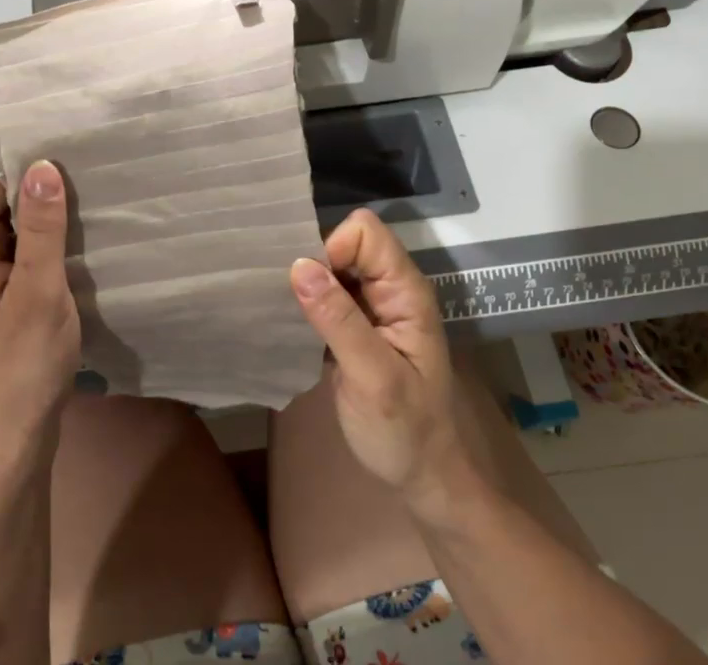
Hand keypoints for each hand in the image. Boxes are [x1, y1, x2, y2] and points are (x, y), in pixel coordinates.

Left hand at [0, 159, 80, 474]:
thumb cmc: (23, 366)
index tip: (66, 129)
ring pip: (13, 220)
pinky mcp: (3, 289)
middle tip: (89, 149)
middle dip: (37, 174)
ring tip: (94, 176)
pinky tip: (83, 223)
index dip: (21, 152)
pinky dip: (48, 232)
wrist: (16, 435)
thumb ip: (40, 229)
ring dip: (46, 203)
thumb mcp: (38, 293)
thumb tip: (43, 165)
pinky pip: (22, 245)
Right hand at [288, 209, 488, 516]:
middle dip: (314, 263)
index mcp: (405, 292)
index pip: (365, 232)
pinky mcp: (351, 330)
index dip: (334, 249)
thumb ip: (338, 320)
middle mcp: (388, 291)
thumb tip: (299, 265)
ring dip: (306, 285)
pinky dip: (305, 305)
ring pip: (330, 269)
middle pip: (344, 245)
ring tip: (285, 316)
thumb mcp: (373, 377)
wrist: (422, 475)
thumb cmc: (406, 430)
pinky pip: (324, 297)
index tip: (314, 291)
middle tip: (292, 306)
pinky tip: (290, 327)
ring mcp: (370, 310)